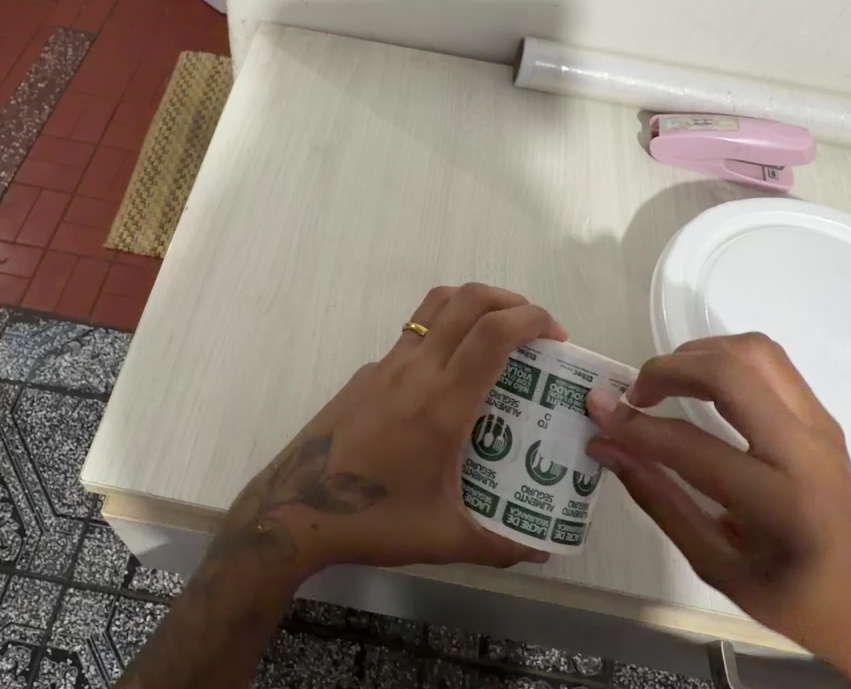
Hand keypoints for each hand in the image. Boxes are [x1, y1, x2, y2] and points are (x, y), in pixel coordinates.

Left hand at [215, 284, 566, 580]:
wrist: (294, 509)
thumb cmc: (374, 520)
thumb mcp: (445, 538)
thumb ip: (500, 544)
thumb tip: (541, 549)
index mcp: (442, 402)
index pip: (493, 334)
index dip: (531, 319)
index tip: (556, 334)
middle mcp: (415, 370)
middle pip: (467, 301)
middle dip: (510, 300)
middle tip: (536, 327)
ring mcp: (385, 366)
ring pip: (434, 308)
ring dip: (473, 304)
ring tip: (497, 333)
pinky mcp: (365, 374)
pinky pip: (412, 337)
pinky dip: (442, 335)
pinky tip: (448, 381)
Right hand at [585, 334, 850, 688]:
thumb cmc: (785, 593)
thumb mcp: (711, 561)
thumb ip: (656, 496)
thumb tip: (605, 444)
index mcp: (780, 504)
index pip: (692, 446)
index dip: (635, 427)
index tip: (599, 414)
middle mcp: (805, 452)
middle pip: (731, 372)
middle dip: (668, 369)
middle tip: (636, 394)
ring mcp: (819, 426)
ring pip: (754, 351)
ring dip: (699, 353)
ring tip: (667, 382)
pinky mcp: (820, 414)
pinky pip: (768, 362)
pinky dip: (723, 359)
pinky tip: (700, 386)